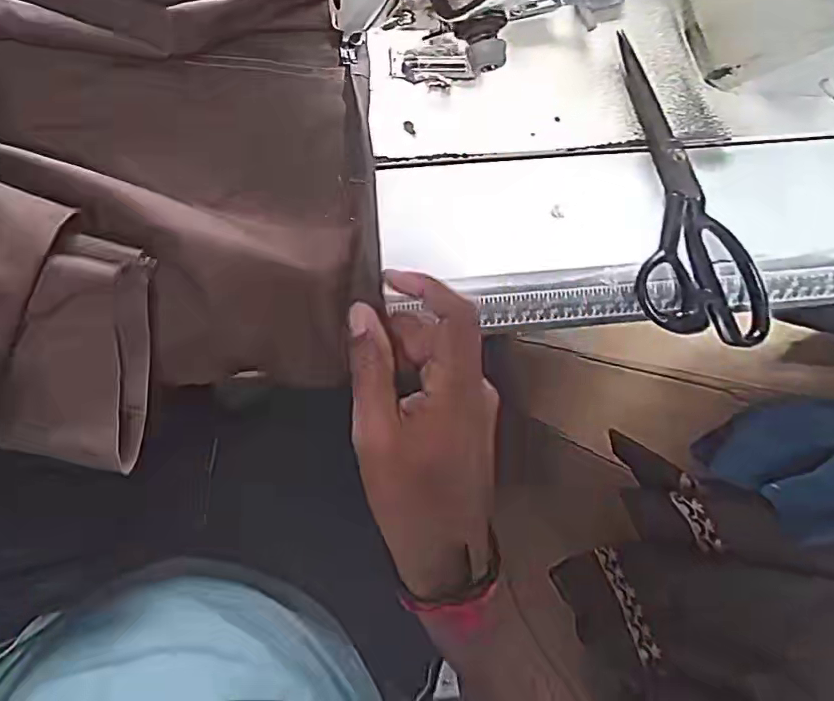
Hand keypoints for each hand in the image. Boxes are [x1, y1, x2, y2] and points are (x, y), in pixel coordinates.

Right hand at [347, 270, 499, 600]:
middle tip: (357, 350)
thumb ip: (369, 366)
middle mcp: (476, 388)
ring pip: (436, 354)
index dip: (426, 286)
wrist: (445, 556)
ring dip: (401, 353)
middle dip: (396, 331)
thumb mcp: (374, 430)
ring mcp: (476, 404)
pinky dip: (411, 372)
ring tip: (367, 381)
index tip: (389, 278)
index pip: (457, 316)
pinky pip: (440, 375)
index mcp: (458, 389)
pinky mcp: (469, 416)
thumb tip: (361, 314)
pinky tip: (385, 396)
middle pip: (438, 334)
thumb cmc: (408, 498)